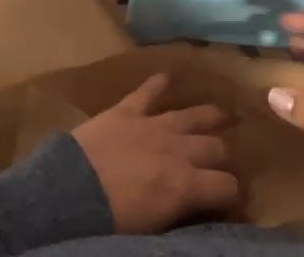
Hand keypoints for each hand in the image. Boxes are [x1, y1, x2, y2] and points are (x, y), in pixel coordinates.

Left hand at [71, 73, 239, 233]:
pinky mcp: (126, 111)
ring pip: (192, 115)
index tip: (233, 199)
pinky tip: (166, 75)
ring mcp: (153, 125)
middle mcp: (178, 149)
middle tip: (221, 162)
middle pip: (215, 147)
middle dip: (221, 156)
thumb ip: (181, 212)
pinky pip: (147, 92)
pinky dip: (157, 83)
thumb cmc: (110, 222)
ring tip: (222, 113)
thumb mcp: (154, 228)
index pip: (227, 185)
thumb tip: (199, 210)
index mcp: (186, 184)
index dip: (233, 193)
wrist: (70, 191)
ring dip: (209, 115)